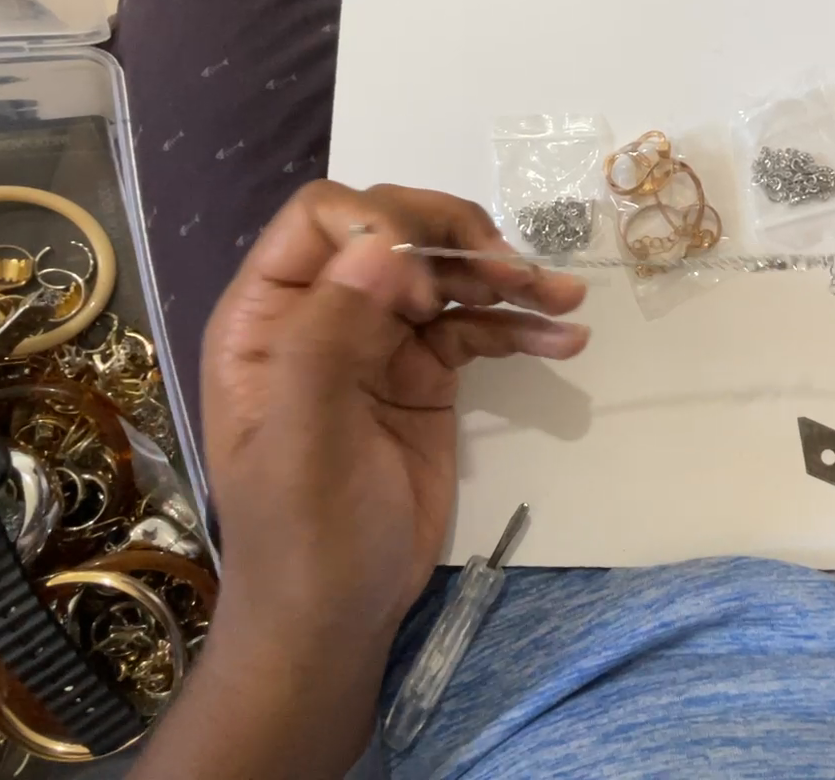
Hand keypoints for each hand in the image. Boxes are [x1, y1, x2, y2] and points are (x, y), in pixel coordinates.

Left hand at [199, 181, 587, 650]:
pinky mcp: (428, 370)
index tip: (427, 286)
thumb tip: (382, 245)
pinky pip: (477, 326)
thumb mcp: (305, 444)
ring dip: (507, 278)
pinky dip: (520, 327)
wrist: (340, 616)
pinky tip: (563, 340)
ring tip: (563, 298)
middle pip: (395, 231)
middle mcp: (326, 310)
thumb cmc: (305, 538)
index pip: (323, 218)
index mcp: (270, 313)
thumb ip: (328, 339)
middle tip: (515, 273)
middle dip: (459, 240)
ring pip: (446, 275)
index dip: (381, 227)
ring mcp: (381, 338)